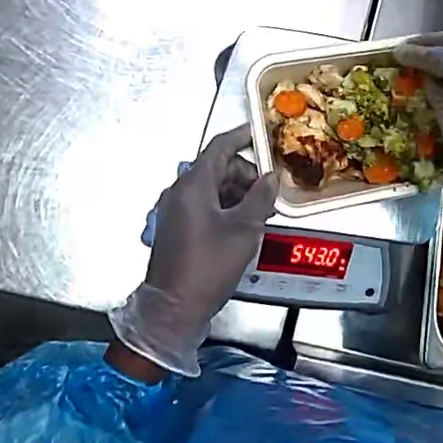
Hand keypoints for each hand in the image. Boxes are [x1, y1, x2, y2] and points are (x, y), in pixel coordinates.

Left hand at [108, 125, 276, 376]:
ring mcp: (175, 210)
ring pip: (211, 187)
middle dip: (246, 174)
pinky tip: (242, 225)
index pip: (219, 147)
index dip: (242, 137)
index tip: (259, 132)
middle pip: (217, 167)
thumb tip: (270, 178)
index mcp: (193, 186)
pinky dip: (225, 207)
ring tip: (260, 212)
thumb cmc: (206, 268)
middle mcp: (179, 192)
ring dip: (237, 193)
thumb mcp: (244, 230)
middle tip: (268, 191)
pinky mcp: (176, 228)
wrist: (173, 310)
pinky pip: (204, 205)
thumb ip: (260, 197)